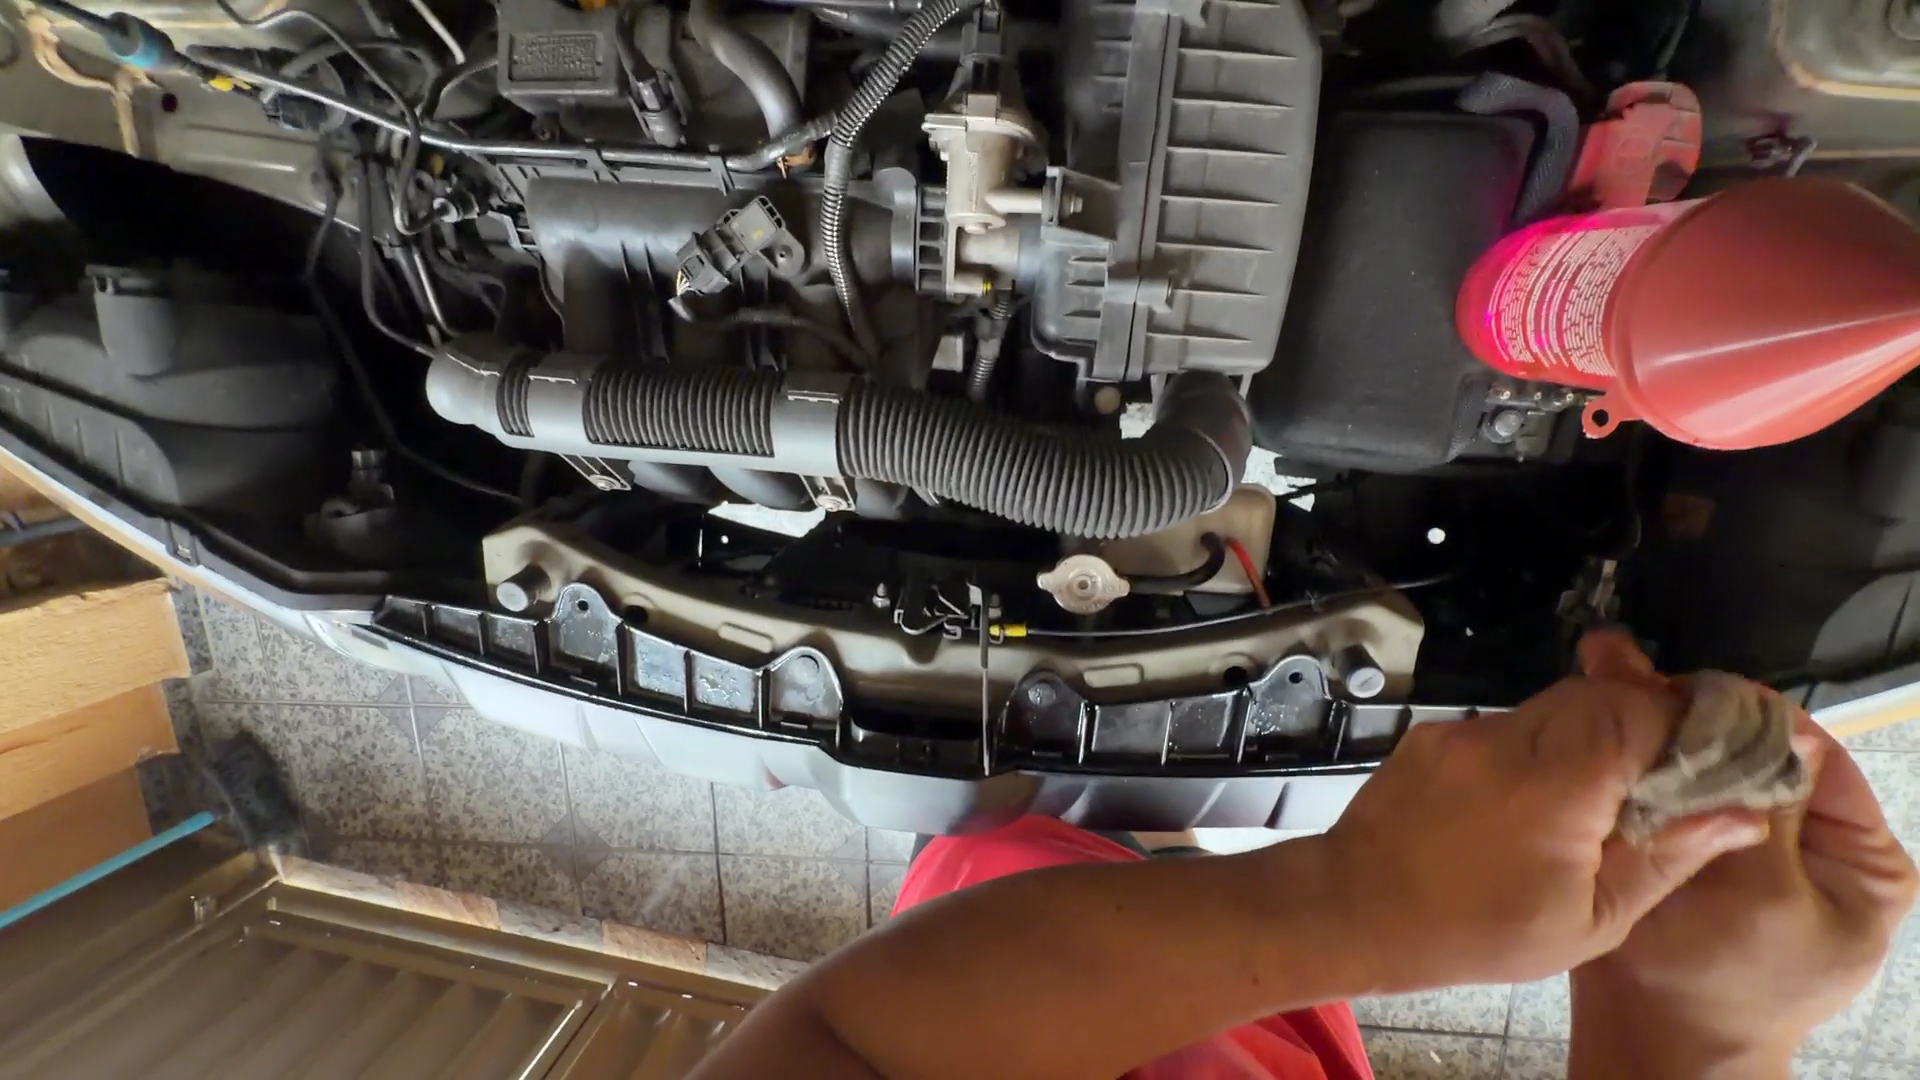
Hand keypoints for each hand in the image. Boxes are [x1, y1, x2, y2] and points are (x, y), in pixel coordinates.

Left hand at [1317, 630, 1772, 991]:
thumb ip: (1664, 856)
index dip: (1681, 718)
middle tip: (1667, 769)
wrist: (1357, 904)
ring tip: (1603, 792)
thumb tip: (1738, 810)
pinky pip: (1501, 725)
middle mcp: (1494, 744)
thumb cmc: (1476, 931)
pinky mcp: (1427, 736)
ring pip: (1544, 708)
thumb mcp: (1590, 919)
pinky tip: (1536, 794)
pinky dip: (1535, 747)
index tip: (1713, 747)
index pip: (1628, 712)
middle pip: (1587, 697)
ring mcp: (1453, 734)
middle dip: (1640, 720)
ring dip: (1586, 736)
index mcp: (1545, 789)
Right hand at [1570, 639, 1917, 1075]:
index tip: (1664, 680)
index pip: (1802, 749)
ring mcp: (1725, 832)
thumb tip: (1762, 718)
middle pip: (1740, 747)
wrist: (1654, 1029)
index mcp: (1848, 847)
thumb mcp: (1767, 896)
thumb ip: (1765, 809)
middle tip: (1606, 660)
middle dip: (1675, 707)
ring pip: (1691, 760)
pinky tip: (1584, 721)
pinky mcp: (1670, 835)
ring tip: (1589, 673)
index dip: (1735, 709)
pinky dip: (1624, 753)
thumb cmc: (1726, 975)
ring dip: (1644, 722)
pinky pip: (1655, 782)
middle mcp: (1792, 830)